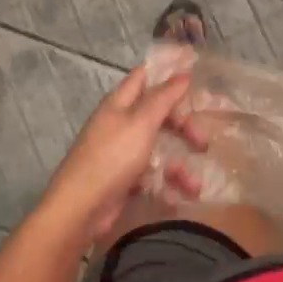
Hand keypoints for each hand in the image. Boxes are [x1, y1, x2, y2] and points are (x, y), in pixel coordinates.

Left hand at [39, 70, 201, 240]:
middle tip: (202, 141)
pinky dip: (165, 183)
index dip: (168, 72)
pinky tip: (176, 197)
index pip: (145, 76)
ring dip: (178, 163)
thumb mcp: (141, 123)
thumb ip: (163, 97)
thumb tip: (184, 73)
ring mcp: (121, 152)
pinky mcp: (124, 178)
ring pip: (158, 147)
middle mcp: (120, 123)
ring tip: (194, 185)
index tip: (196, 74)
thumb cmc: (112, 158)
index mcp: (120, 103)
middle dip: (183, 126)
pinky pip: (151, 174)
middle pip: (158, 114)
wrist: (80, 209)